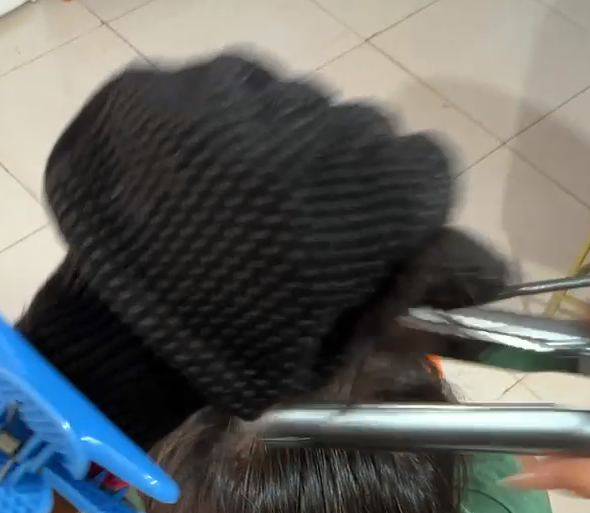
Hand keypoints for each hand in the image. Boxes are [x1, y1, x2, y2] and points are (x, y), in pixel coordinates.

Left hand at [22, 53, 464, 445]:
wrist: (114, 331)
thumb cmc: (231, 354)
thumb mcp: (328, 350)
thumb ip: (398, 294)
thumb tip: (475, 264)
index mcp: (371, 194)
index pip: (426, 175)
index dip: (400, 211)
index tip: (366, 242)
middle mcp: (324, 122)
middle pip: (360, 139)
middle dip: (340, 184)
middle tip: (288, 236)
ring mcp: (248, 91)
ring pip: (293, 114)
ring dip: (279, 157)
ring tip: (229, 214)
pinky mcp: (182, 82)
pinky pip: (226, 99)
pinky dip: (221, 137)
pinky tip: (190, 188)